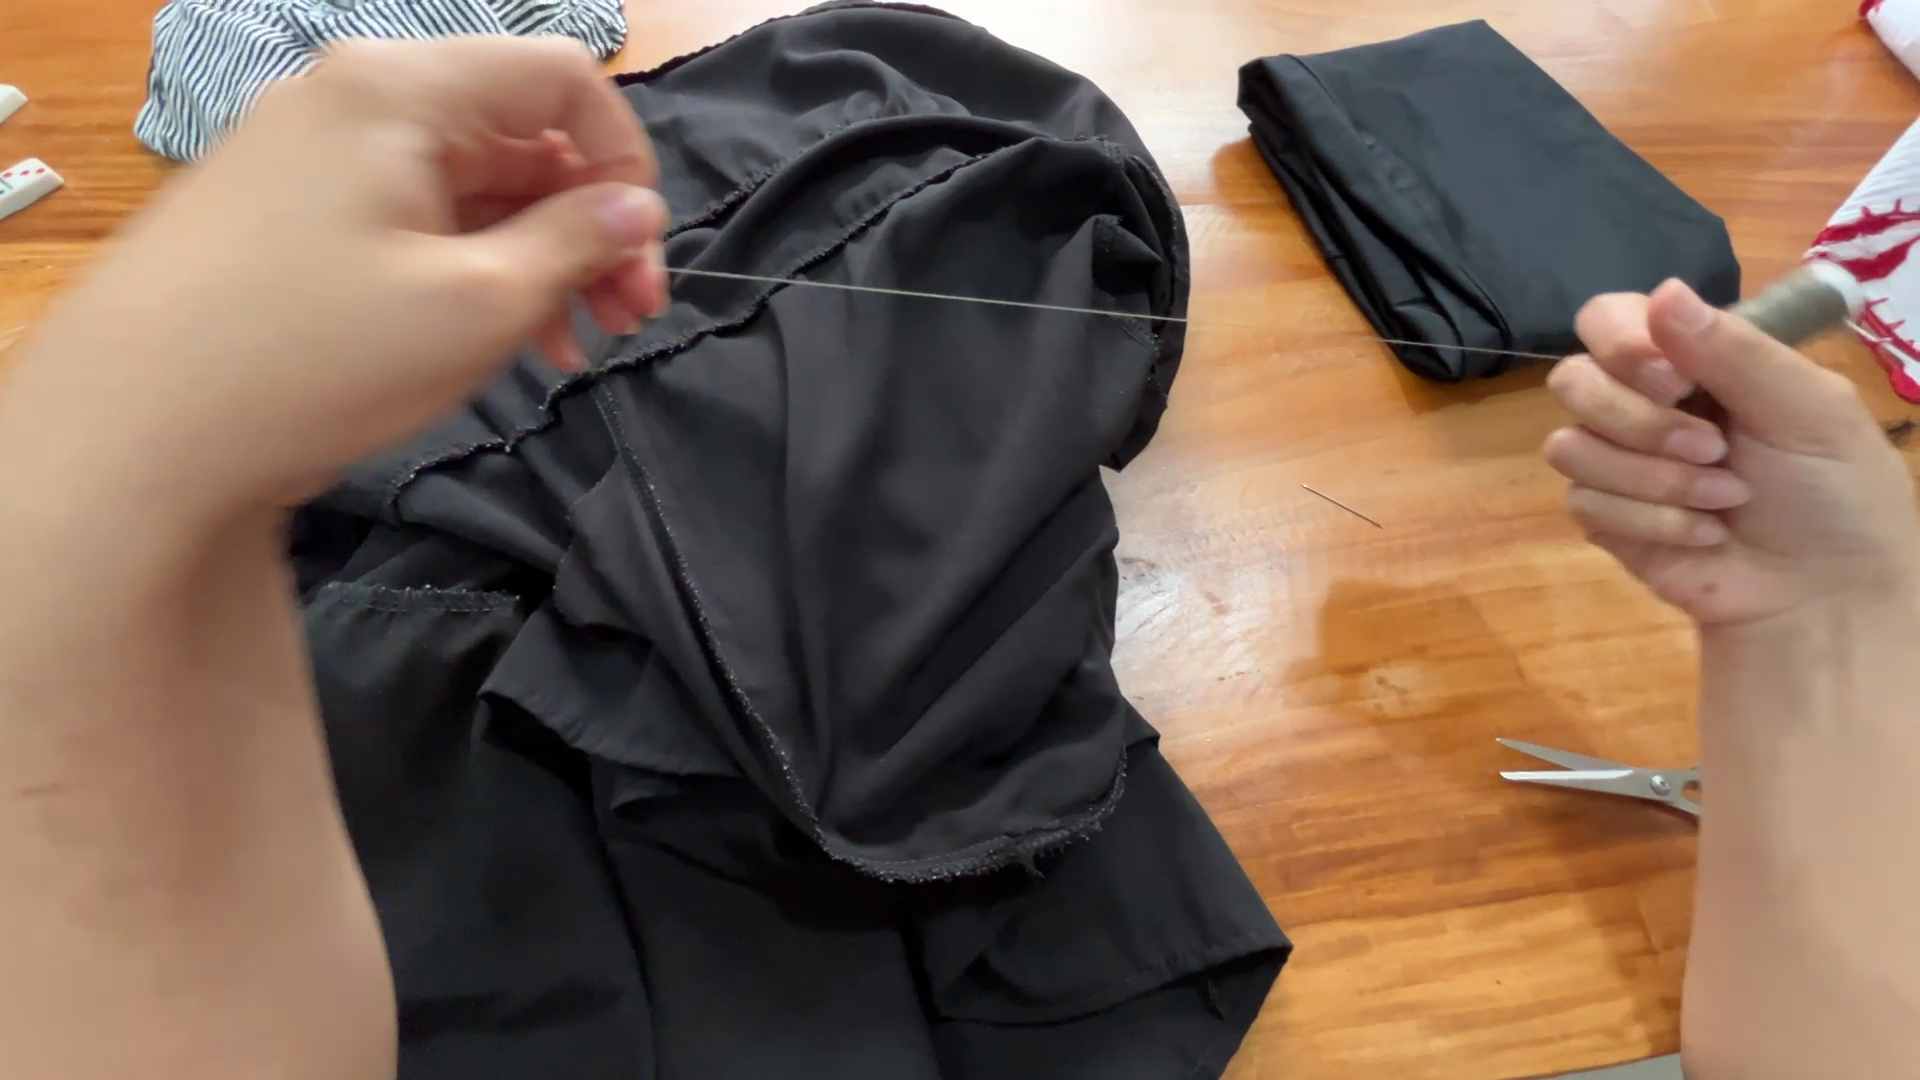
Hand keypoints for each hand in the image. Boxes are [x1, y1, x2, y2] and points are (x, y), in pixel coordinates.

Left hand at [3, 36, 668, 520]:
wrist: (152, 430)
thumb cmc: (332, 352)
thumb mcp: (486, 298)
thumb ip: (579, 240)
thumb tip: (644, 209)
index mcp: (405, 93)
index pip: (564, 79)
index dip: (626, 158)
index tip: (645, 248)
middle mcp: (373, 106)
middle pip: (534, 141)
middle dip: (600, 227)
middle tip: (637, 314)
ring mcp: (348, 164)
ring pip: (499, 193)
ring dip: (562, 262)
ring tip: (593, 340)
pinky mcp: (335, 219)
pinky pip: (451, 227)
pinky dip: (506, 277)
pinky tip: (538, 342)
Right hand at [1544, 278, 1919, 625]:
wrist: (1818, 591)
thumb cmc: (1834, 492)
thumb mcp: (1808, 410)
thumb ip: (1736, 351)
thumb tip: (1663, 291)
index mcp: (1690, 363)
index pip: (1606, 318)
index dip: (1619, 342)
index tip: (1670, 377)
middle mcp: (1637, 403)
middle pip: (1569, 381)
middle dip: (1638, 421)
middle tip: (1709, 445)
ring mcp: (1608, 458)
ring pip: (1568, 446)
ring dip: (1653, 478)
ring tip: (1720, 496)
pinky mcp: (1594, 509)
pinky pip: (1583, 500)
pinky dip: (1651, 519)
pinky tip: (1700, 532)